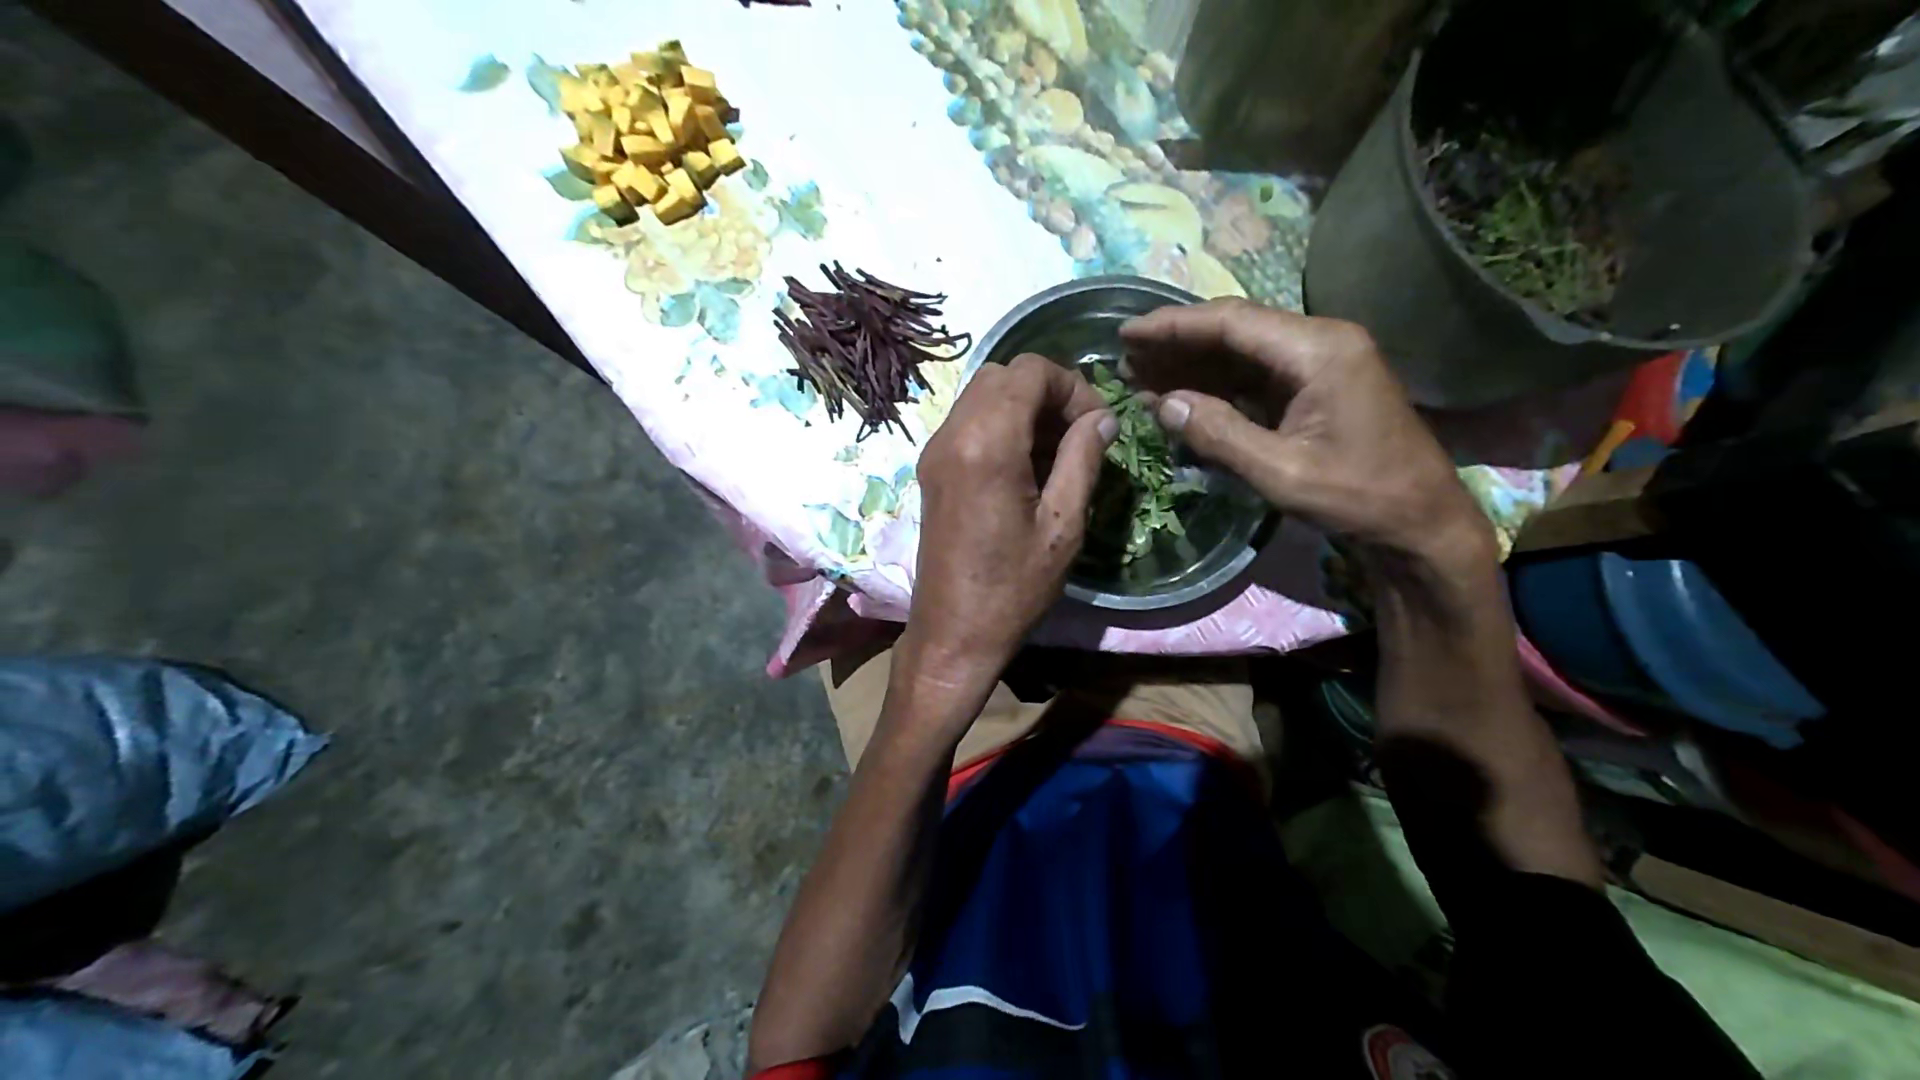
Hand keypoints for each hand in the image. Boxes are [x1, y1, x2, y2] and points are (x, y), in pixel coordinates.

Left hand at [905, 353, 1114, 690]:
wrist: (953, 632)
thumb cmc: (1013, 587)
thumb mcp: (1063, 525)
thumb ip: (1082, 459)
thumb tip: (1101, 418)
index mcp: (987, 443)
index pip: (1029, 371)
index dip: (1071, 385)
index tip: (1095, 424)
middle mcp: (952, 434)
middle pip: (1002, 374)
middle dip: (1046, 392)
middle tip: (1077, 433)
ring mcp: (935, 450)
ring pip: (982, 394)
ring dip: (1023, 406)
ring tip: (1056, 450)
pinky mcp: (931, 469)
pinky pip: (968, 421)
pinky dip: (1000, 423)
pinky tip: (1026, 465)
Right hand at [1121, 299, 1490, 565]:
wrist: (1420, 522)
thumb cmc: (1358, 496)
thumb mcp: (1281, 471)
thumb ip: (1219, 434)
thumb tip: (1163, 403)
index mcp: (1318, 350)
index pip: (1231, 322)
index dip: (1174, 326)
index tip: (1128, 333)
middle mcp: (1319, 343)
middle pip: (1234, 330)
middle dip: (1177, 343)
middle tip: (1125, 357)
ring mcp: (1318, 365)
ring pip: (1240, 353)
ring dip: (1191, 364)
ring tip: (1141, 375)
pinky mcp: (1313, 389)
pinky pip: (1253, 377)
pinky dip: (1214, 386)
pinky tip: (1180, 397)